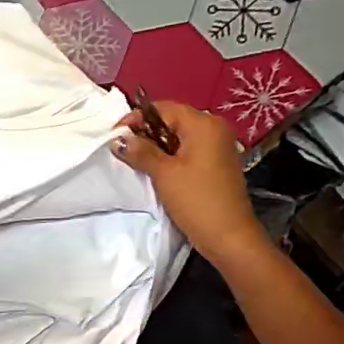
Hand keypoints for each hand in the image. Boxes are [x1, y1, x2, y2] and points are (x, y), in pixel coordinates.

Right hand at [113, 101, 268, 261]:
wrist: (228, 234)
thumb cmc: (196, 200)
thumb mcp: (164, 174)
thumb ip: (142, 152)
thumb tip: (120, 139)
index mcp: (204, 124)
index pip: (165, 109)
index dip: (138, 118)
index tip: (116, 134)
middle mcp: (214, 128)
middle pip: (174, 120)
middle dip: (147, 131)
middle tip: (123, 148)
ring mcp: (219, 146)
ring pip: (181, 136)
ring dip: (158, 145)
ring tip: (136, 160)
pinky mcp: (217, 163)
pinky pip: (190, 150)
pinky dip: (171, 155)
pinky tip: (157, 170)